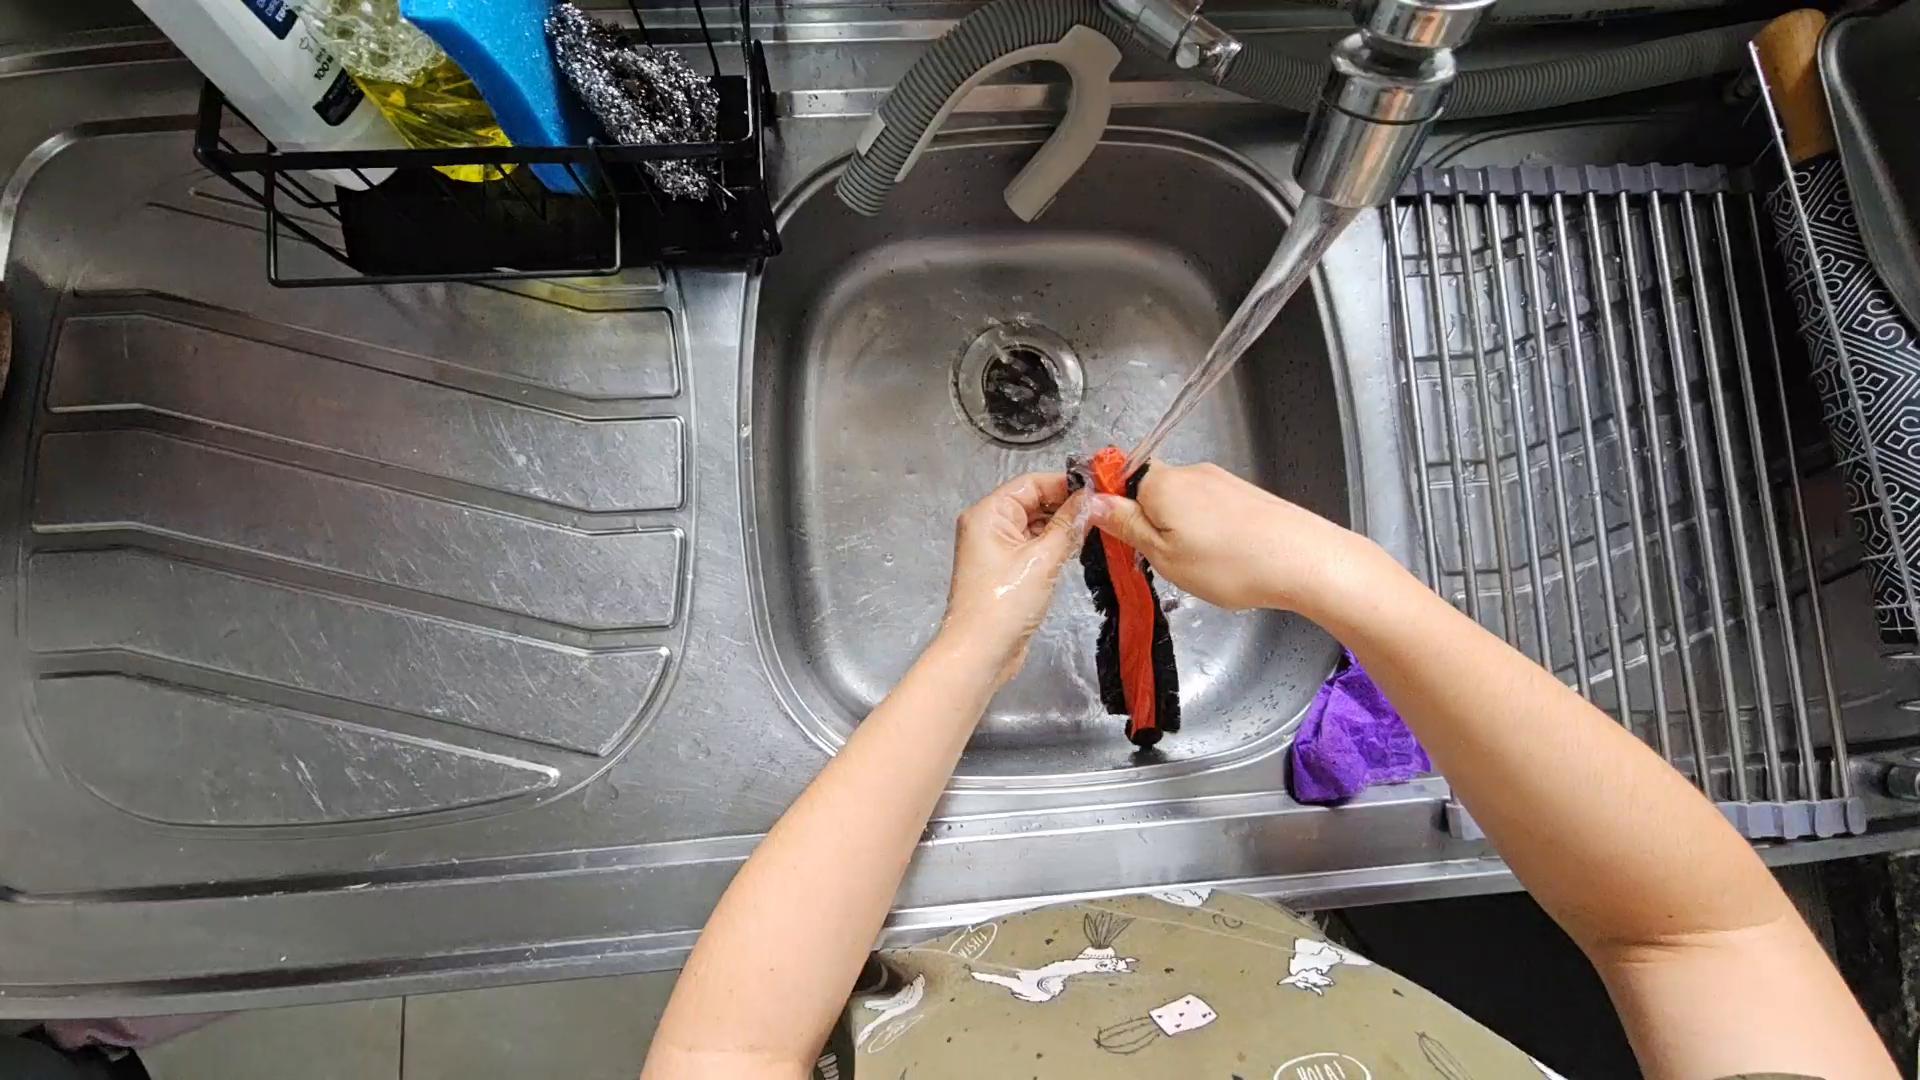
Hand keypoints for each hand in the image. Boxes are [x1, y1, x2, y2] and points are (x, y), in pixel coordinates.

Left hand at [939, 471, 1087, 685]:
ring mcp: (994, 550)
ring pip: (1034, 525)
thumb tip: (1089, 500)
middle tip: (1101, 511)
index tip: (1096, 489)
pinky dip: (1052, 546)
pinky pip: (1031, 547)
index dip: (1063, 484)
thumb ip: (1068, 525)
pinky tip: (1074, 549)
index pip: (1030, 483)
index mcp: (988, 514)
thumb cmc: (1004, 603)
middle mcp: (987, 526)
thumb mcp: (1043, 559)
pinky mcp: (1004, 571)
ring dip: (1060, 527)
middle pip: (1032, 502)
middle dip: (1065, 506)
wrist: (980, 653)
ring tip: (1093, 530)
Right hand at [1085, 460, 1385, 614]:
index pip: (1118, 477)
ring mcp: (1220, 480)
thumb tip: (1091, 502)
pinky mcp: (1243, 493)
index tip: (1118, 538)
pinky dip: (1204, 527)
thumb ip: (1125, 525)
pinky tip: (1221, 555)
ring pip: (1179, 500)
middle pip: (1149, 489)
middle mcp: (1190, 472)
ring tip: (1196, 563)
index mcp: (1161, 483)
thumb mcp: (1163, 555)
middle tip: (1158, 559)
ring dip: (1176, 527)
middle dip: (1146, 520)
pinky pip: (1206, 506)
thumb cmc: (1229, 564)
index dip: (1111, 506)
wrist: (1307, 561)